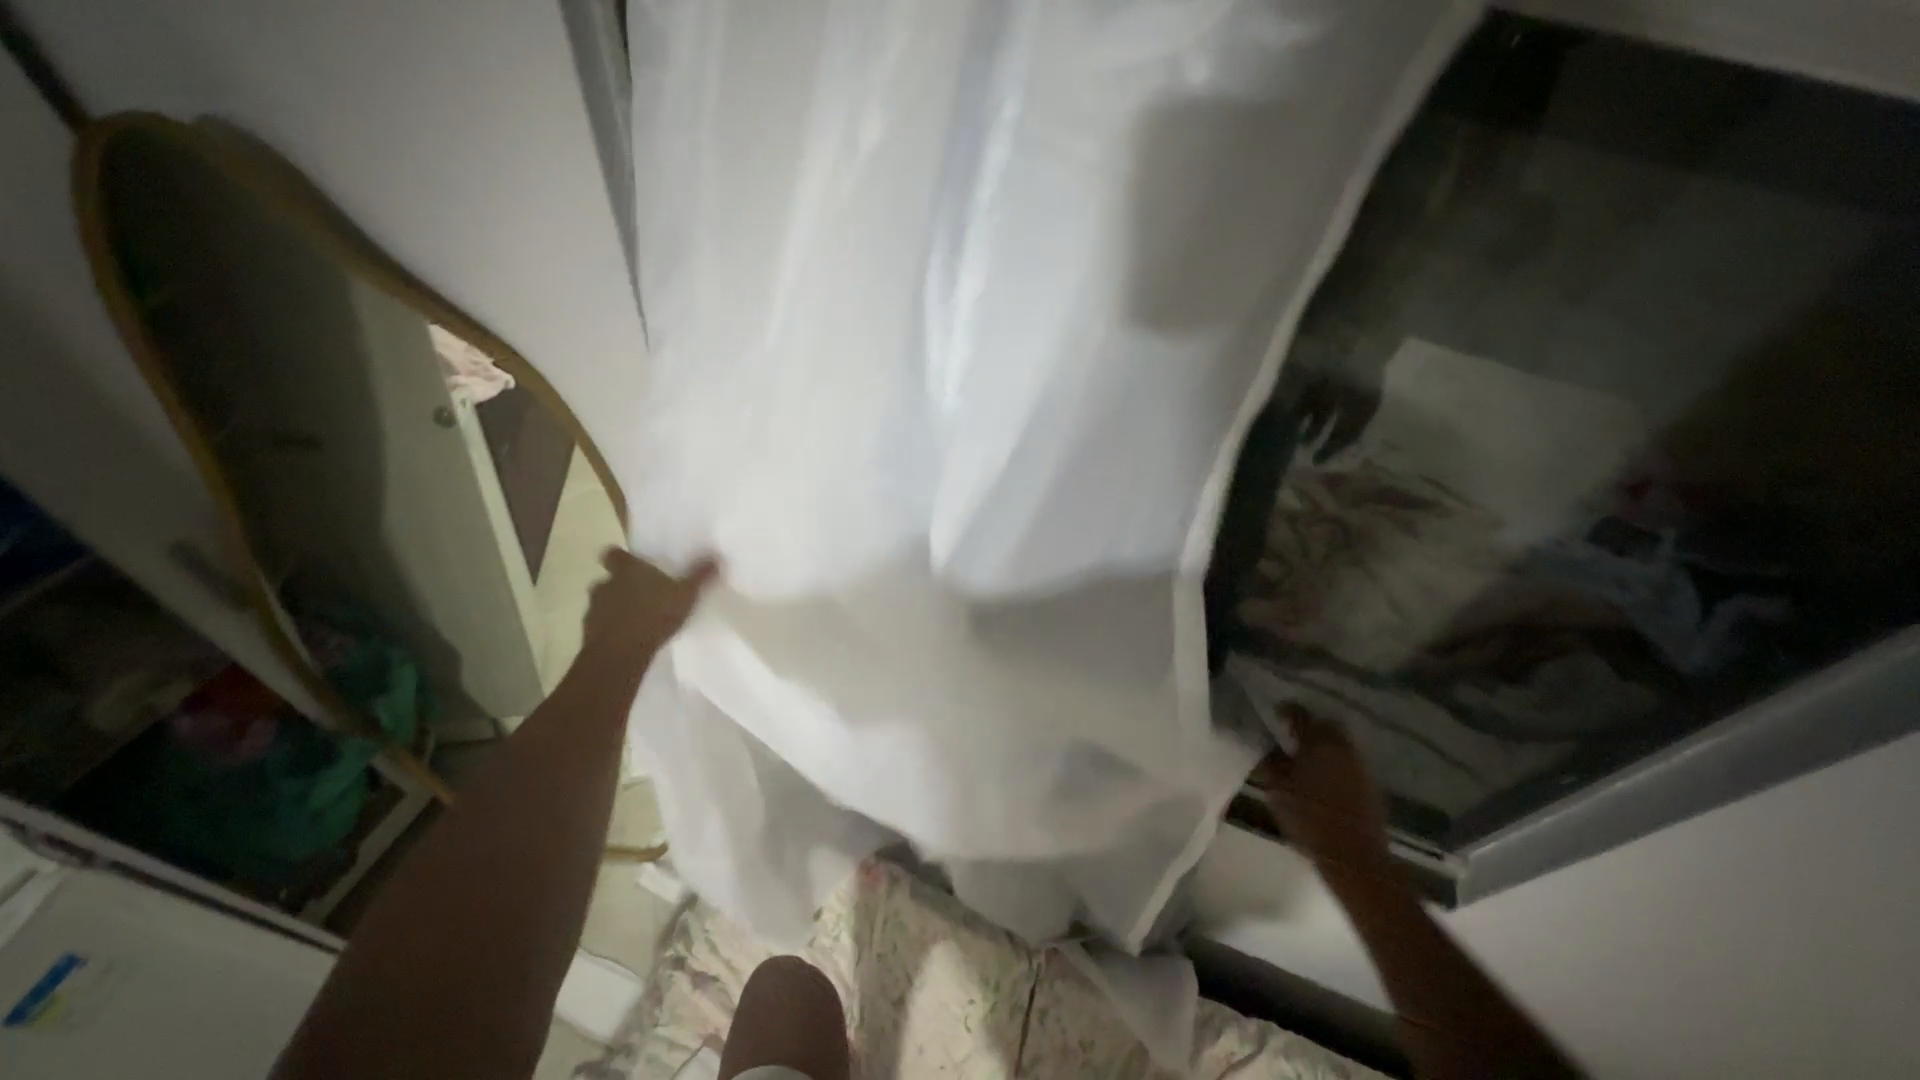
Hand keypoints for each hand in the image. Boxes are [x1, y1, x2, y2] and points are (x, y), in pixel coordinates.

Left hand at [579, 549, 716, 676]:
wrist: (620, 652)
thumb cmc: (654, 614)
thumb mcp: (686, 594)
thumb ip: (700, 576)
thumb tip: (717, 555)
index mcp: (627, 569)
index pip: (613, 554)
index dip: (620, 557)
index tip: (630, 563)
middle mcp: (606, 584)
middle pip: (607, 579)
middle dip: (620, 585)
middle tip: (641, 595)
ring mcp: (594, 609)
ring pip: (602, 602)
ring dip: (614, 608)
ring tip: (636, 620)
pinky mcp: (589, 633)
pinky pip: (600, 626)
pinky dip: (611, 629)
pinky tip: (628, 639)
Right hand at [1258, 705, 1392, 878]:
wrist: (1355, 858)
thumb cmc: (1309, 820)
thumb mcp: (1277, 791)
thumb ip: (1270, 763)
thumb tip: (1267, 745)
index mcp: (1317, 743)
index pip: (1300, 714)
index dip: (1286, 710)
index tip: (1274, 714)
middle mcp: (1342, 747)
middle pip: (1326, 725)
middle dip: (1310, 726)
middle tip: (1291, 736)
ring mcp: (1360, 766)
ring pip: (1340, 743)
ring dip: (1323, 745)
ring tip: (1305, 759)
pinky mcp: (1370, 785)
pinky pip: (1349, 762)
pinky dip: (1335, 763)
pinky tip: (1322, 778)